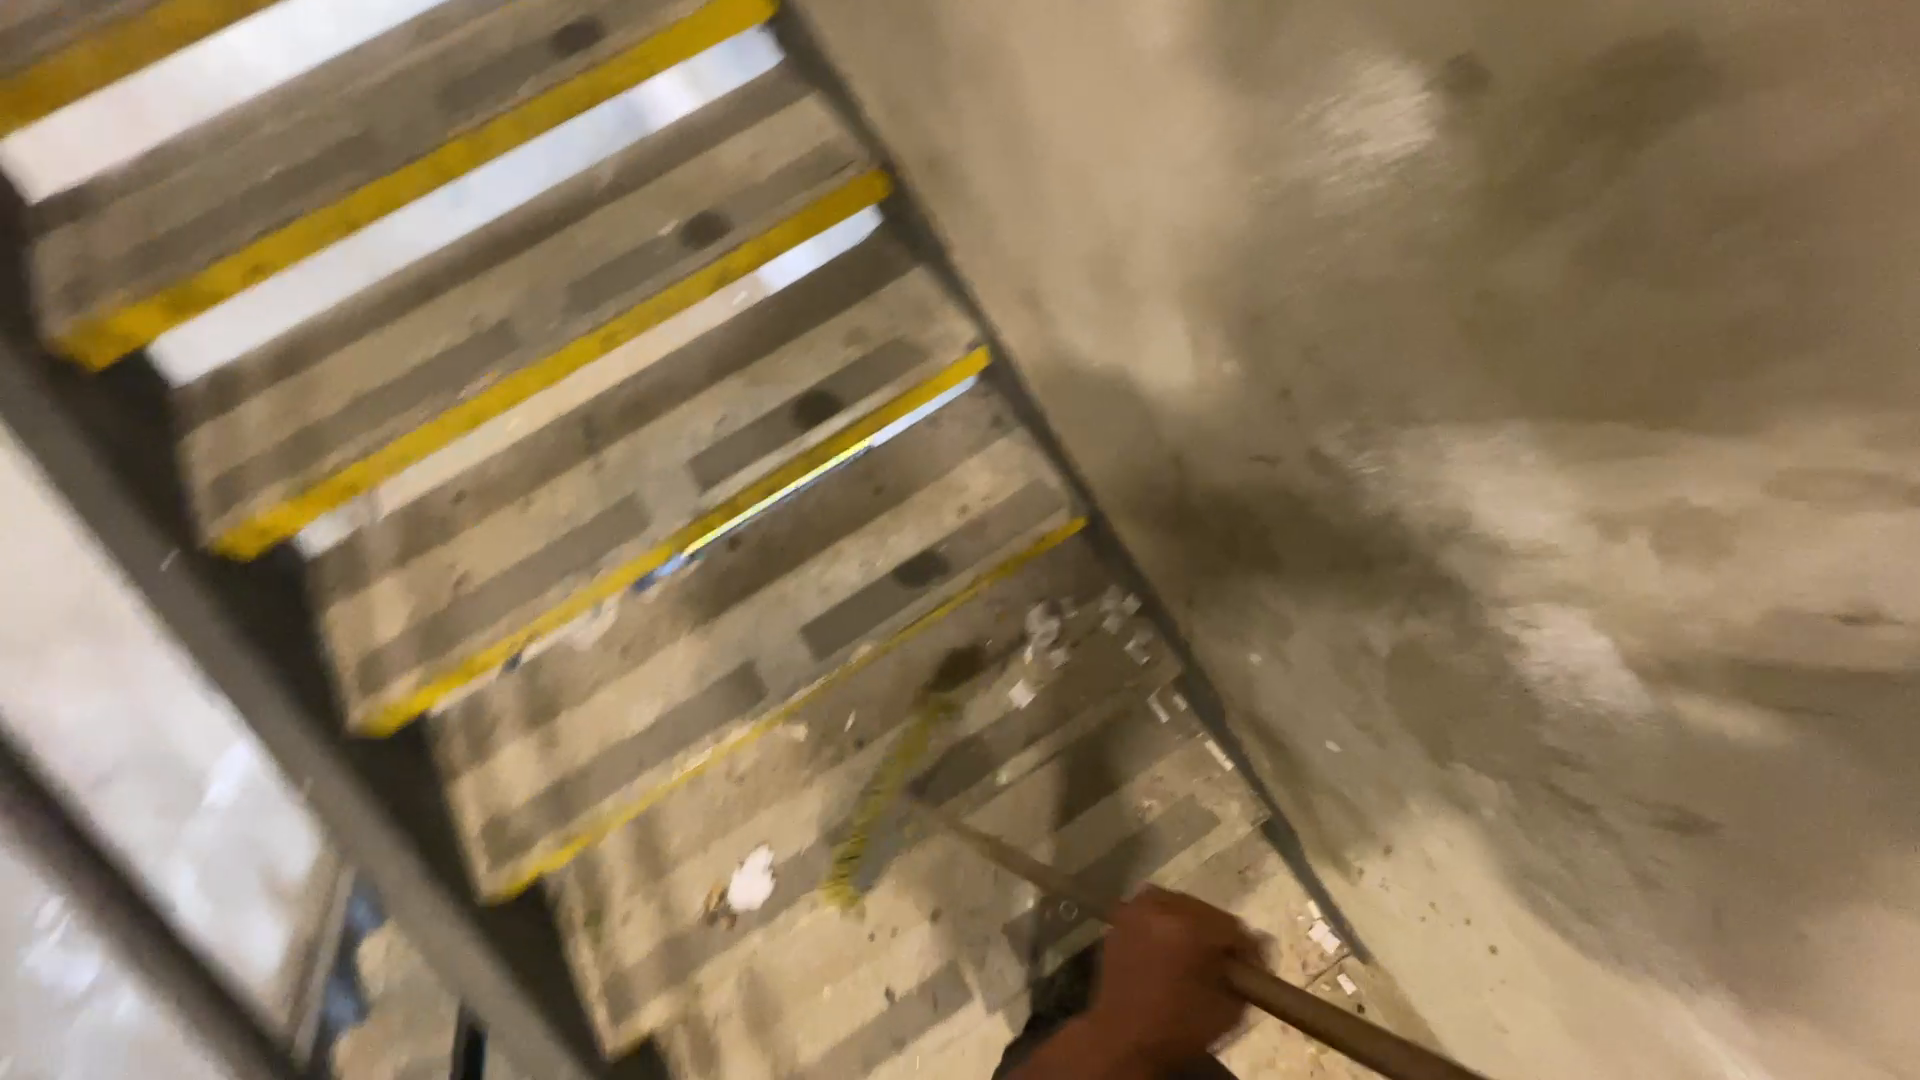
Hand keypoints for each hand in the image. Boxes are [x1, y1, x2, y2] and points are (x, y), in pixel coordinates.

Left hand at [1086, 886, 1259, 1067]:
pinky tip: (1170, 943)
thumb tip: (1259, 953)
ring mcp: (1136, 908)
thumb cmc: (1178, 1028)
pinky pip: (1153, 908)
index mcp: (1188, 928)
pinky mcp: (1121, 917)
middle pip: (1205, 911)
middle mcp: (1160, 907)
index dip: (1247, 948)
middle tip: (1225, 959)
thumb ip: (1247, 978)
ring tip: (1197, 950)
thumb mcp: (1227, 1010)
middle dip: (1219, 933)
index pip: (1232, 927)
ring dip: (1192, 922)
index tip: (1252, 967)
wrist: (1123, 1037)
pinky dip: (1166, 920)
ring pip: (1178, 903)